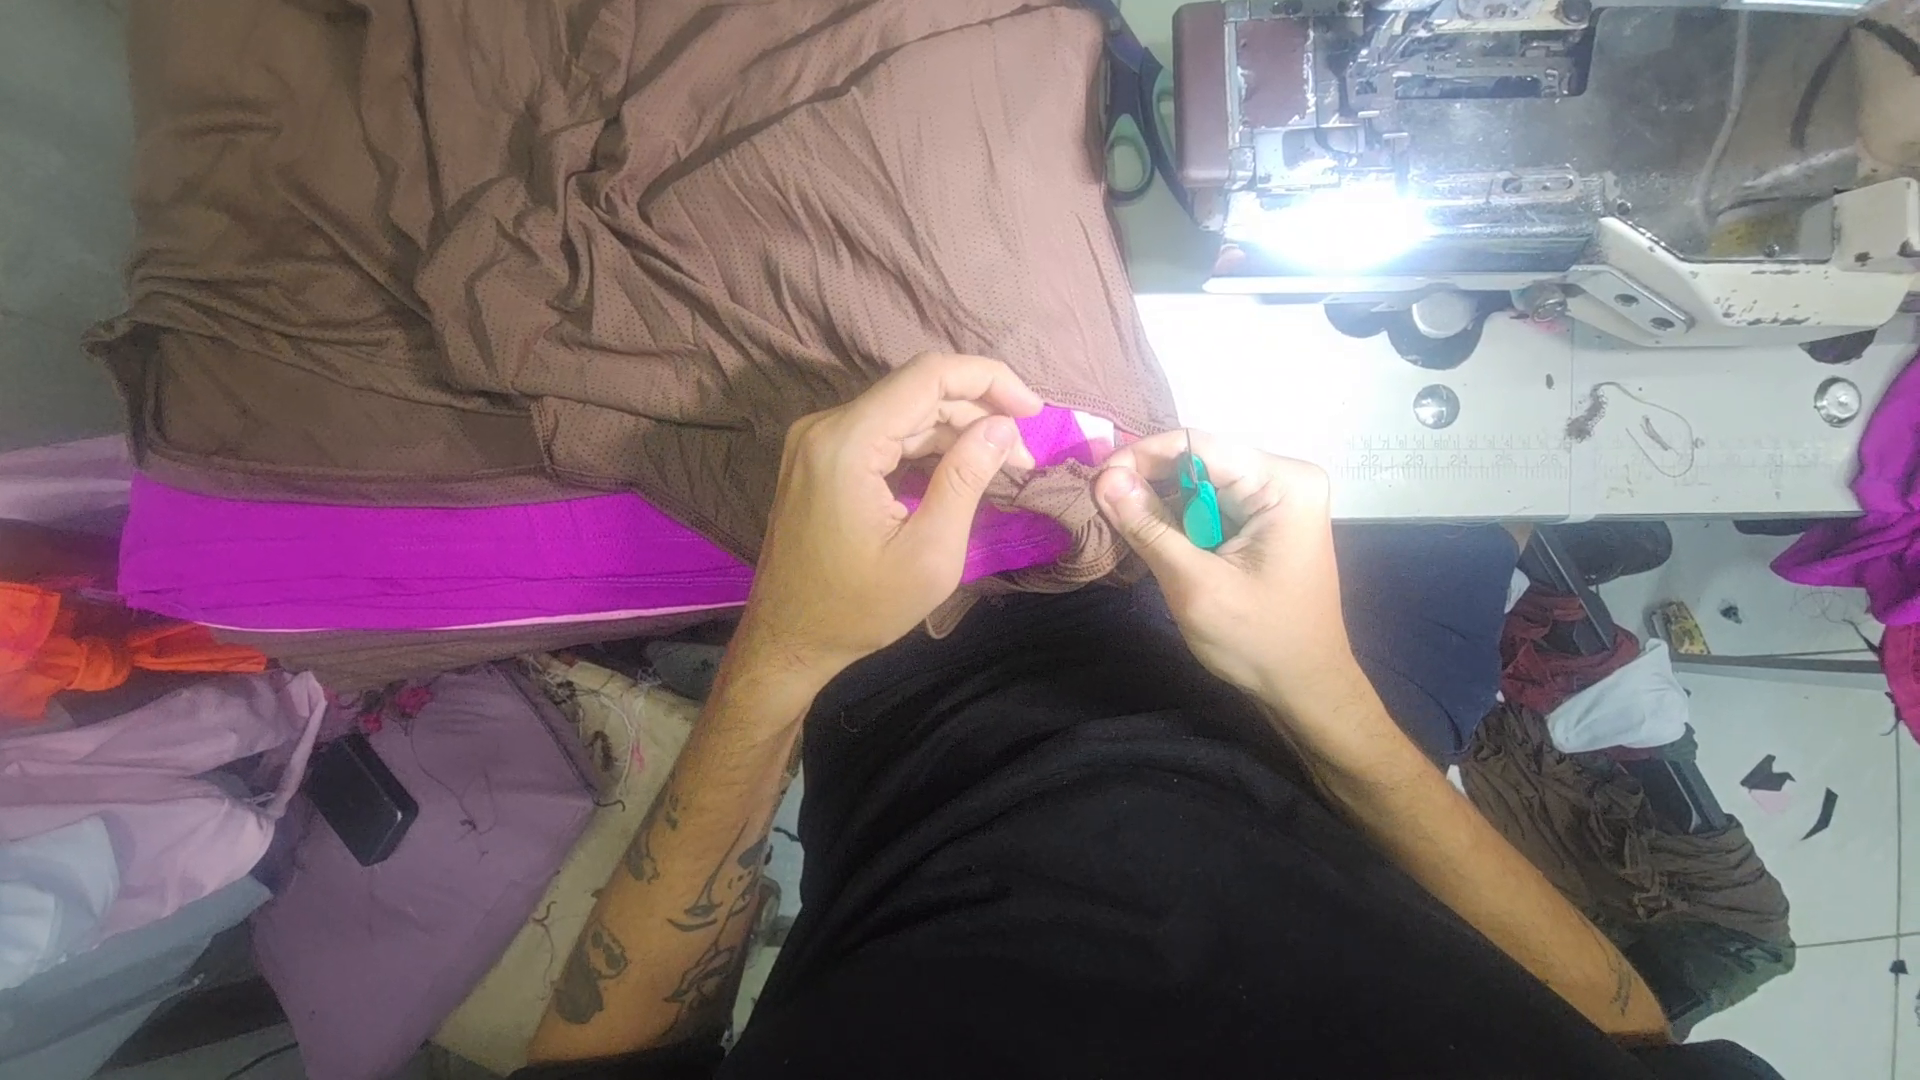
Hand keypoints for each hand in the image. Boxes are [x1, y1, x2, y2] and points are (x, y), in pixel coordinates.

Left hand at [731, 353, 1043, 688]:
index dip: (989, 380)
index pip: (928, 376)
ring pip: (902, 412)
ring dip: (954, 431)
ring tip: (1001, 465)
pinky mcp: (818, 459)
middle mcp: (825, 427)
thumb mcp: (930, 553)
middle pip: (916, 391)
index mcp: (847, 443)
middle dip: (978, 414)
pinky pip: (881, 434)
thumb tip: (1002, 427)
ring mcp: (817, 442)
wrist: (789, 640)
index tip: (1033, 410)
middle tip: (1023, 455)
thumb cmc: (860, 609)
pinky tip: (958, 468)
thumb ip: (966, 479)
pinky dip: (924, 446)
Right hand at [1094, 431, 1365, 718]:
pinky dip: (1174, 518)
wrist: (1303, 687)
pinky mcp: (1262, 520)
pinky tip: (1146, 533)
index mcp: (1283, 484)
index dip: (1141, 456)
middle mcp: (1284, 478)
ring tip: (1115, 520)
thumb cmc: (1258, 640)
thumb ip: (1148, 527)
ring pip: (1197, 482)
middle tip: (1098, 503)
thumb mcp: (1194, 584)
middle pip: (1197, 460)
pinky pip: (1208, 504)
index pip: (1198, 446)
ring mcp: (1275, 499)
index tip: (1095, 480)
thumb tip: (1104, 478)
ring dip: (1156, 501)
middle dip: (1146, 480)